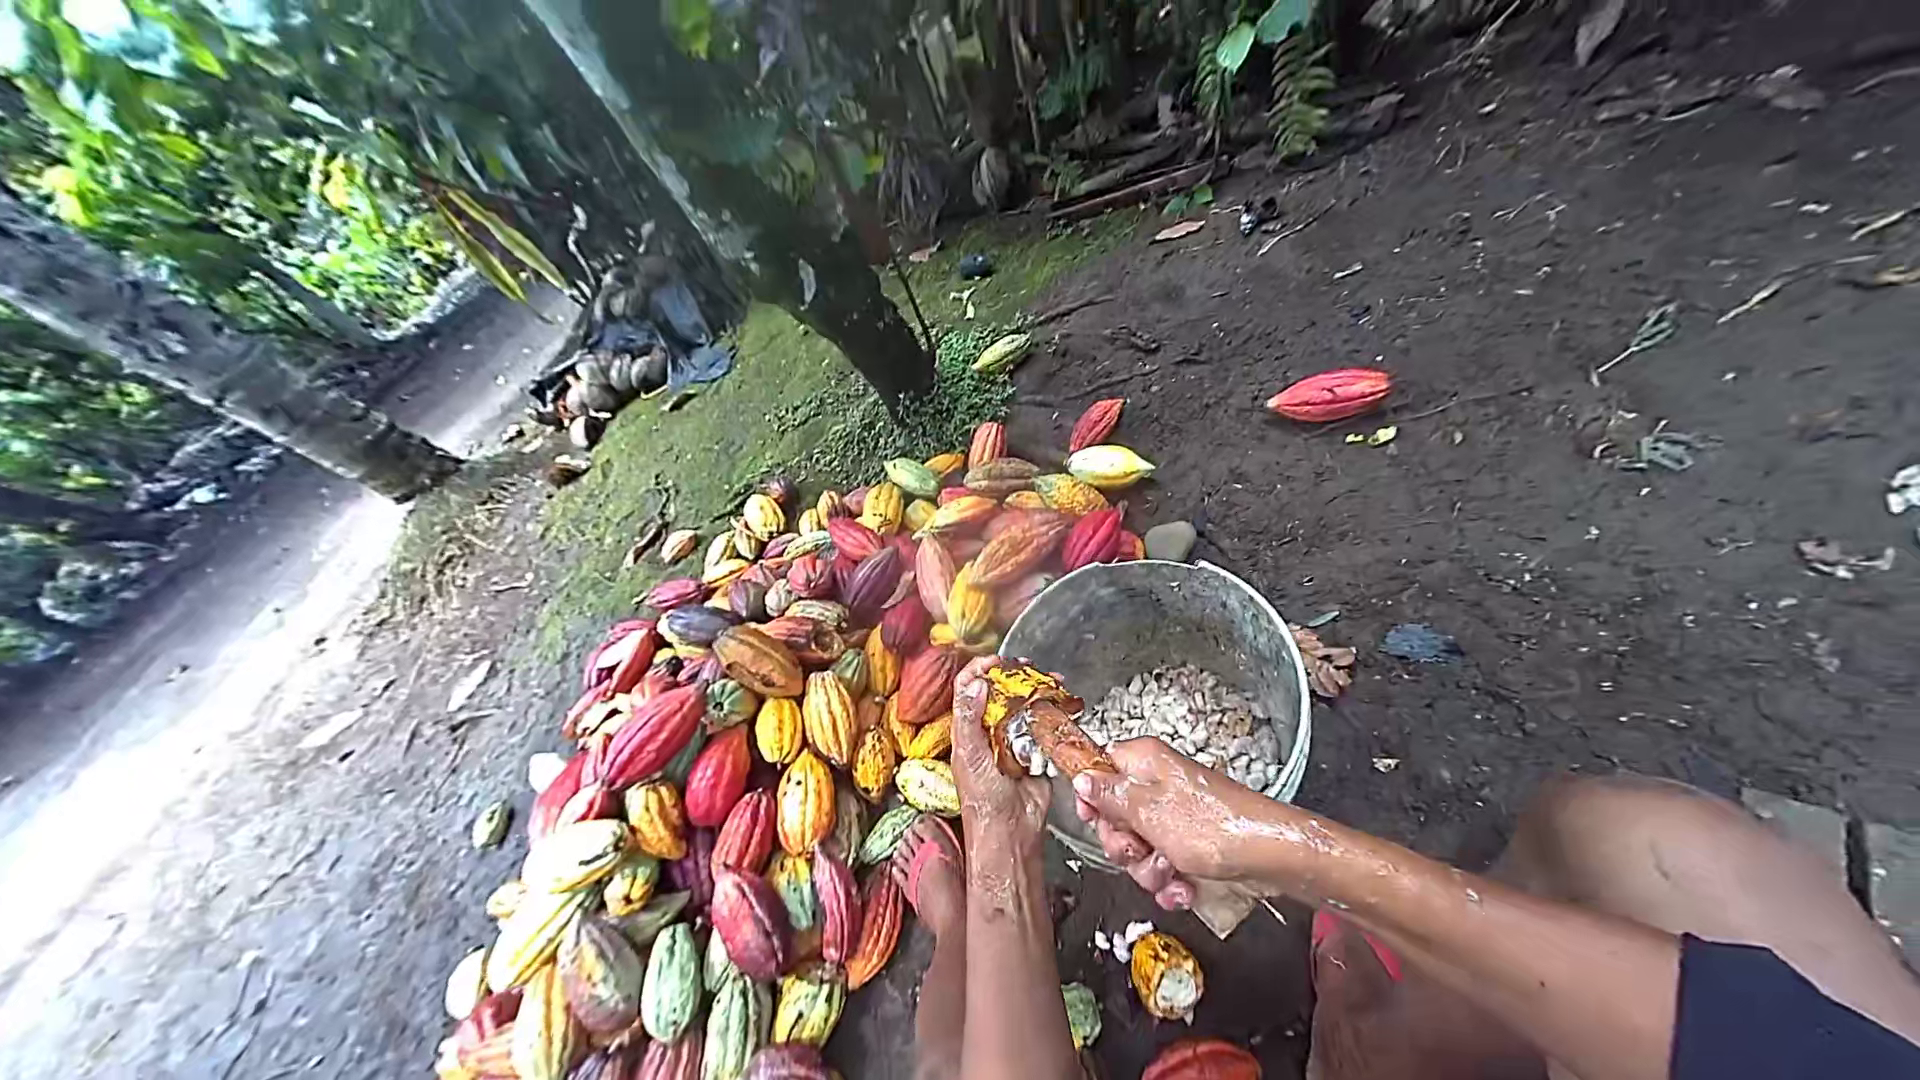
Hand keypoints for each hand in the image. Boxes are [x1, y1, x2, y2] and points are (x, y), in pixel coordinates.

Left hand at [950, 656, 1050, 844]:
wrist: (1012, 833)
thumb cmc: (983, 801)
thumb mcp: (969, 755)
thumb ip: (969, 718)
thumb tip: (976, 684)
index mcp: (967, 731)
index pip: (967, 690)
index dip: (979, 670)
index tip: (996, 660)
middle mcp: (989, 732)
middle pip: (998, 693)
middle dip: (1012, 675)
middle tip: (1027, 665)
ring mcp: (1013, 741)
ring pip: (1022, 706)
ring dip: (1035, 690)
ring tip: (1048, 678)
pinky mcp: (1036, 752)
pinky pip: (1043, 725)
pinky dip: (1052, 712)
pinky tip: (1060, 701)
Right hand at [1072, 737, 1278, 908]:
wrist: (1271, 857)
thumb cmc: (1211, 826)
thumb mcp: (1148, 810)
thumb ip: (1108, 795)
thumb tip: (1079, 778)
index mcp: (1143, 762)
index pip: (1098, 769)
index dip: (1091, 798)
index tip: (1094, 821)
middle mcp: (1155, 785)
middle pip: (1113, 814)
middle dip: (1124, 844)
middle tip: (1140, 850)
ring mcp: (1172, 816)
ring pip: (1136, 846)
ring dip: (1148, 869)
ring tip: (1171, 872)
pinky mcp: (1188, 843)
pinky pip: (1161, 863)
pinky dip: (1169, 881)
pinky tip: (1184, 888)